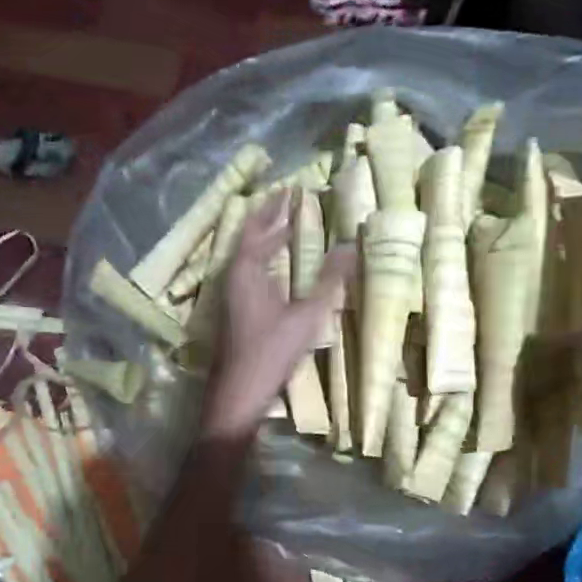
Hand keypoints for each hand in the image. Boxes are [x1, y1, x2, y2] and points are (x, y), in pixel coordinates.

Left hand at [200, 192, 356, 439]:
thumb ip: (329, 280)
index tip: (294, 189)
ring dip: (263, 237)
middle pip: (249, 238)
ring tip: (280, 223)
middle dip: (267, 216)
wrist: (238, 393)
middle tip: (285, 196)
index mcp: (247, 271)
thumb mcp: (307, 315)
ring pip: (245, 255)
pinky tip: (274, 267)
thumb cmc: (271, 352)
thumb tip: (351, 245)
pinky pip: (247, 271)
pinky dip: (261, 258)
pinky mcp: (234, 311)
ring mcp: (230, 296)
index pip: (262, 229)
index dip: (278, 209)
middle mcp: (233, 278)